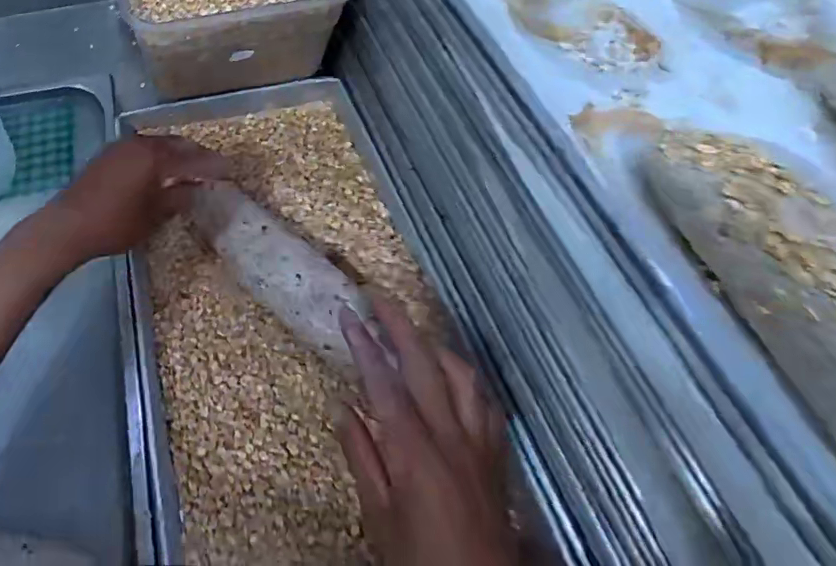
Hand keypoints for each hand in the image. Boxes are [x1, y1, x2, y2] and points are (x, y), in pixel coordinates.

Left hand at [35, 134, 229, 265]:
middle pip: (176, 144)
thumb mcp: (152, 216)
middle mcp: (140, 144)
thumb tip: (197, 189)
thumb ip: (177, 198)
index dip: (212, 165)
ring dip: (175, 153)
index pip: (193, 158)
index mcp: (154, 157)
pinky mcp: (109, 154)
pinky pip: (142, 148)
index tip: (229, 171)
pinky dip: (157, 155)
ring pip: (158, 143)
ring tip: (189, 169)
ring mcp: (122, 146)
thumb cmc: (114, 223)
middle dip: (195, 155)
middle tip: (212, 168)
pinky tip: (160, 170)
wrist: (68, 224)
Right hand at [336, 296, 515, 565]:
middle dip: (399, 324)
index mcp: (414, 451)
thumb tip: (339, 405)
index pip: (384, 382)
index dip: (364, 344)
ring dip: (435, 345)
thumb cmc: (419, 557)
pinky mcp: (496, 457)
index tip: (348, 313)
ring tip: (412, 332)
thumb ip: (360, 454)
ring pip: (462, 377)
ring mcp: (478, 445)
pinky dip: (465, 378)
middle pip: (425, 365)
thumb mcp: (378, 515)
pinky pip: (485, 402)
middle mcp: (450, 437)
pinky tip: (453, 375)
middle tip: (377, 296)